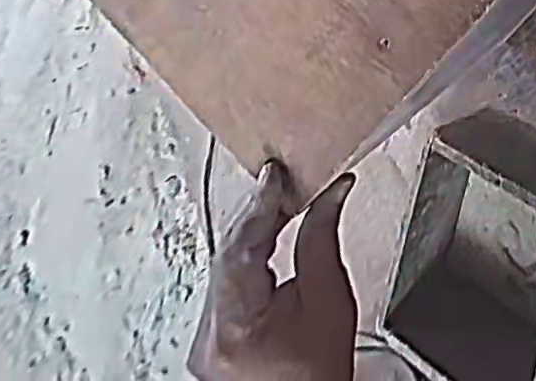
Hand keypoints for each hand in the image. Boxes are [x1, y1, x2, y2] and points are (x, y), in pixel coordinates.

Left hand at [189, 162, 357, 380]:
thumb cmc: (319, 374)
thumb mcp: (331, 298)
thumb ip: (322, 237)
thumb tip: (331, 191)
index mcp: (236, 327)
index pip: (240, 249)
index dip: (259, 205)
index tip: (274, 174)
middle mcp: (208, 335)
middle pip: (228, 253)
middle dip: (258, 211)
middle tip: (283, 179)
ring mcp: (204, 337)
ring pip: (224, 262)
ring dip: (253, 227)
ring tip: (280, 198)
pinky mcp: (210, 334)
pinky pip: (225, 277)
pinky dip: (247, 248)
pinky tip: (265, 230)